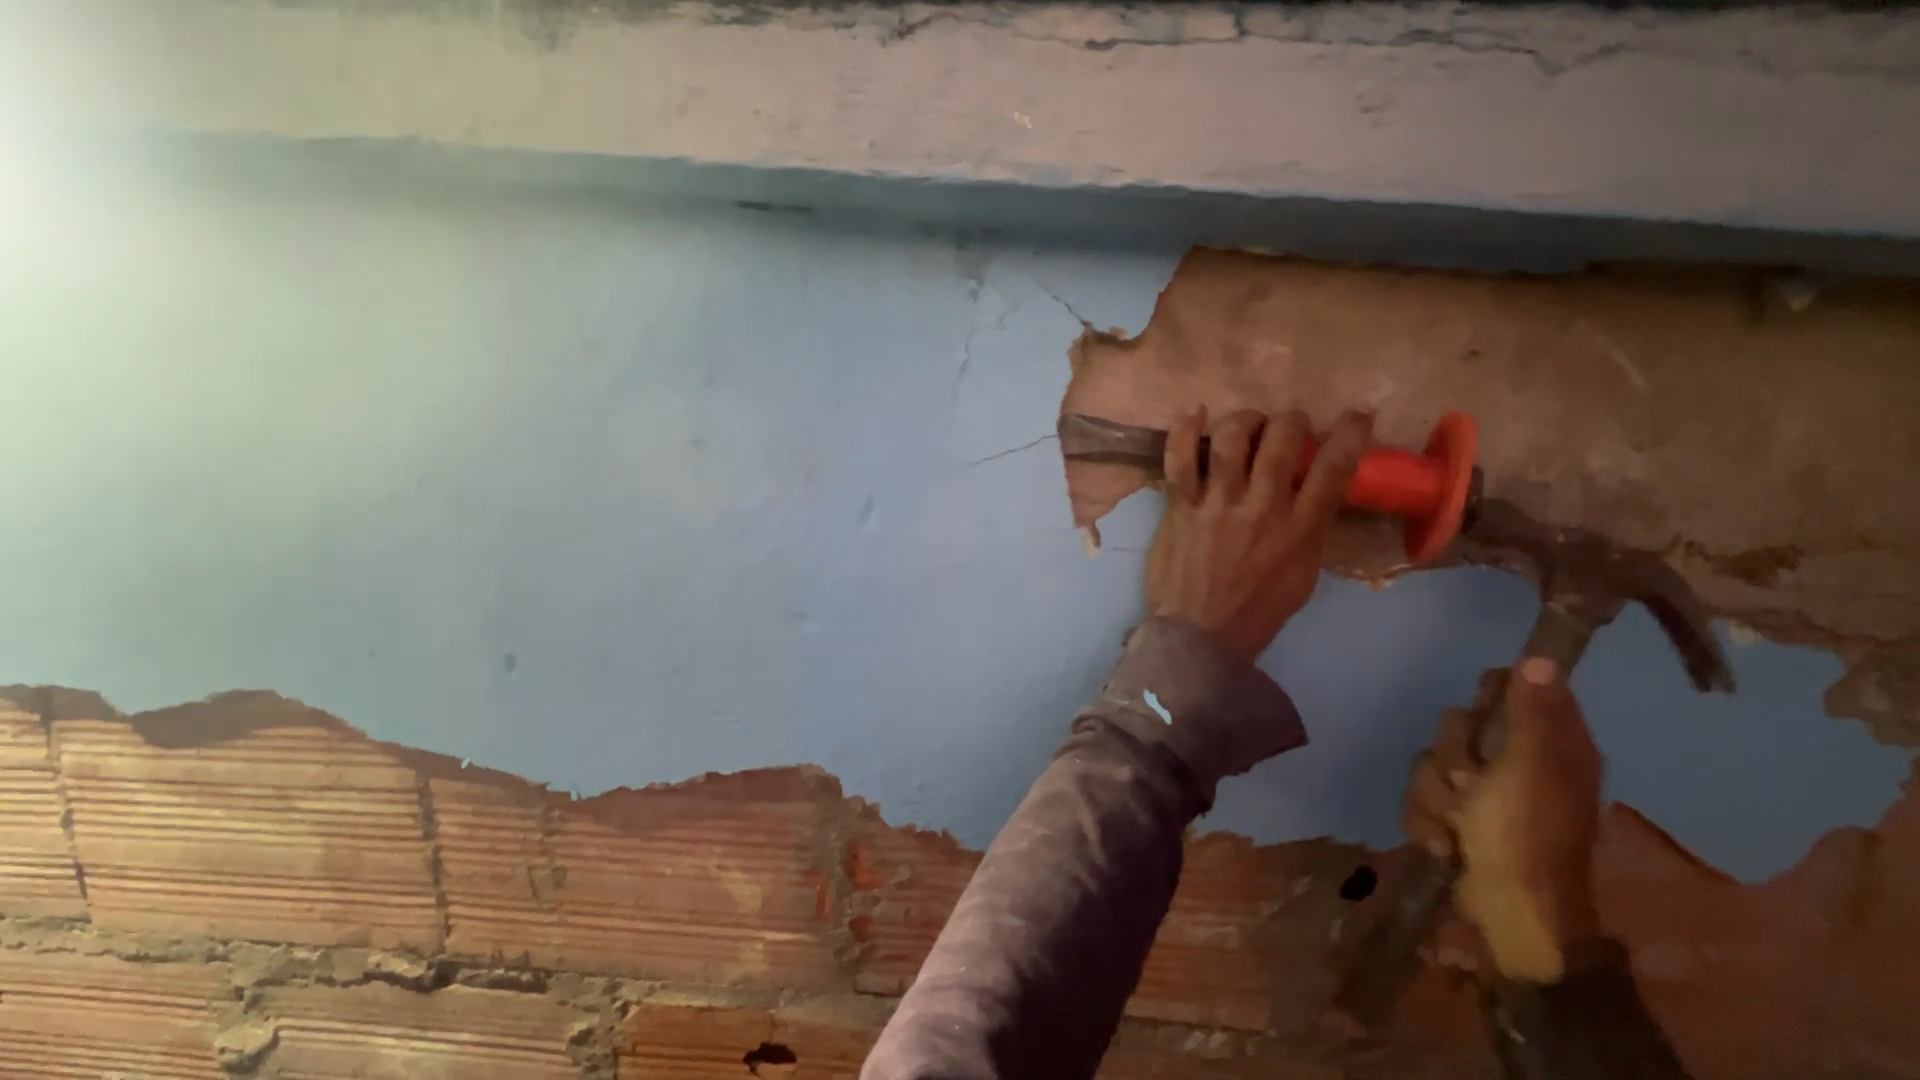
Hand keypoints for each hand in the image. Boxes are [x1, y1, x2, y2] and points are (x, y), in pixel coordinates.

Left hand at [1146, 407, 1372, 663]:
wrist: (1199, 638)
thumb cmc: (1256, 611)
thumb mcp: (1303, 574)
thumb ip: (1310, 528)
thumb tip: (1313, 491)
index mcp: (1300, 530)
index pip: (1334, 469)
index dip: (1350, 432)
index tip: (1356, 414)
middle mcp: (1261, 509)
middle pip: (1282, 439)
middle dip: (1291, 420)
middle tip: (1288, 425)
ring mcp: (1217, 505)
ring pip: (1232, 439)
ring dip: (1245, 420)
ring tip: (1248, 424)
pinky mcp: (1180, 509)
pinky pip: (1179, 459)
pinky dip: (1184, 431)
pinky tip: (1194, 415)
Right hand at [1404, 657, 1603, 983]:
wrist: (1509, 912)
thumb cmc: (1523, 835)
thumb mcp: (1529, 768)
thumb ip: (1530, 713)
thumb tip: (1538, 656)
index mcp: (1550, 744)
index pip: (1509, 688)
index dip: (1488, 699)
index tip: (1481, 723)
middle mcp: (1517, 761)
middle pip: (1457, 725)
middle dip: (1451, 758)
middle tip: (1470, 784)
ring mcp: (1484, 791)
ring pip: (1431, 762)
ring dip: (1436, 797)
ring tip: (1456, 826)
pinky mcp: (1457, 817)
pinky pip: (1421, 797)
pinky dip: (1427, 822)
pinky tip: (1445, 843)